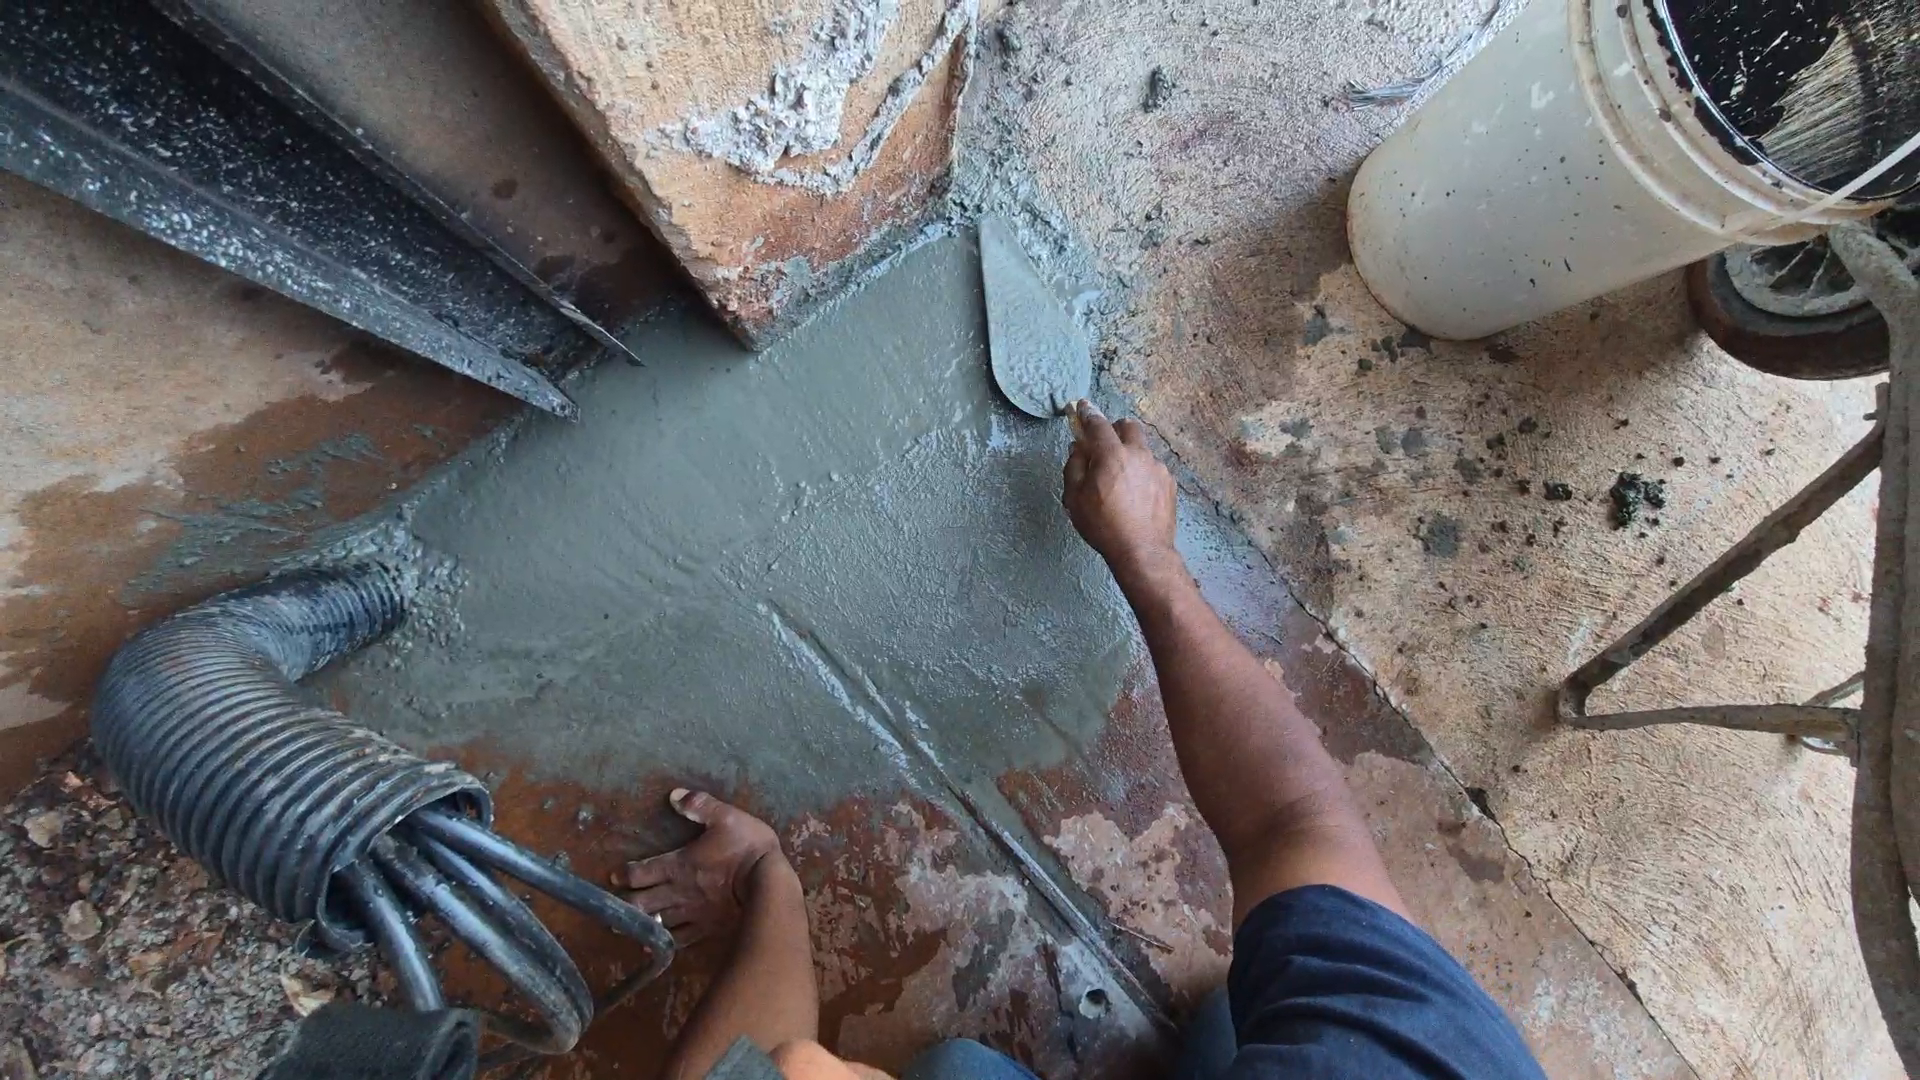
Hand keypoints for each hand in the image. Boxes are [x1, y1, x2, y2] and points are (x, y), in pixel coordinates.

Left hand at [621, 789, 788, 945]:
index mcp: (679, 864)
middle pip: (642, 901)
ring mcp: (691, 913)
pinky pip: (677, 939)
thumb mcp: (727, 817)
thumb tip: (674, 795)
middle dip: (624, 902)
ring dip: (637, 922)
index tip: (613, 876)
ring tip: (623, 924)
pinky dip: (661, 941)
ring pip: (655, 921)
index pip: (643, 871)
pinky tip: (652, 944)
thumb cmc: (747, 847)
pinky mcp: (705, 928)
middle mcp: (678, 891)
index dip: (625, 874)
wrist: (767, 883)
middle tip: (610, 903)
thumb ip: (700, 806)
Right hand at [1062, 400, 1178, 579]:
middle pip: (1128, 426)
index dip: (1087, 413)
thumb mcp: (1074, 498)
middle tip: (1104, 444)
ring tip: (1120, 479)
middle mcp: (1138, 454)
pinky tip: (1135, 494)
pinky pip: (1152, 468)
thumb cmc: (1103, 526)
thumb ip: (1074, 467)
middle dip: (1115, 429)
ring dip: (1129, 454)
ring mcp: (1157, 468)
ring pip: (1142, 448)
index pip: (1098, 424)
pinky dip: (1142, 473)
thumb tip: (1078, 448)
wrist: (1142, 550)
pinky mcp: (1169, 483)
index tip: (1082, 407)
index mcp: (1112, 455)